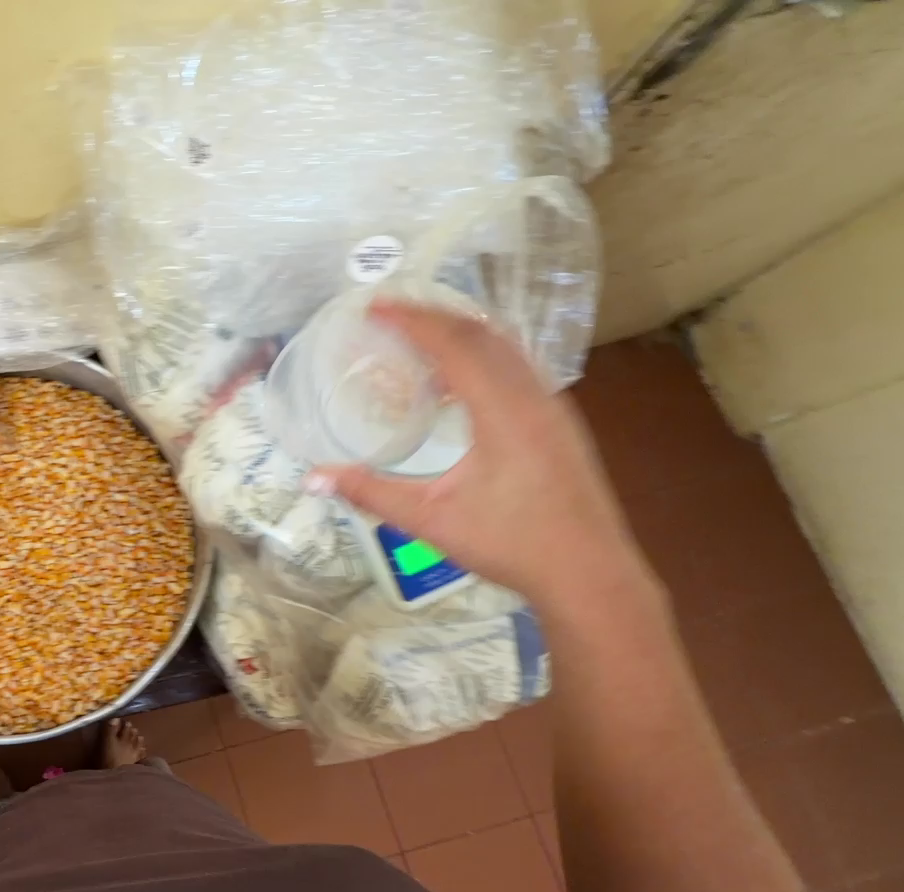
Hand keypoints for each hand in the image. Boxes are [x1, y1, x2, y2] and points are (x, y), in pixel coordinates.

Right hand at [302, 300, 653, 610]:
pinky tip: (460, 381)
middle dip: (435, 316)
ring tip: (421, 336)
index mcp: (503, 410)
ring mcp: (554, 408)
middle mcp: (533, 396)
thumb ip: (371, 493)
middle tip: (392, 312)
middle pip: (483, 334)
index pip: (453, 345)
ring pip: (507, 348)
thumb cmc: (510, 544)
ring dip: (462, 333)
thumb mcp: (430, 520)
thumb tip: (313, 478)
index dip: (412, 320)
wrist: (589, 572)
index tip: (375, 306)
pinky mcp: (560, 424)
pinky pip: (519, 368)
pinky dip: (484, 356)